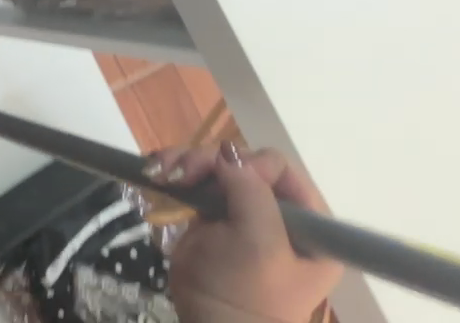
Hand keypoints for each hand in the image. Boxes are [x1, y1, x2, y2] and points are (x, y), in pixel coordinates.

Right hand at [150, 143, 342, 322]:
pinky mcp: (209, 212)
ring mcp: (240, 211)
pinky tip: (152, 175)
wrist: (213, 322)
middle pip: (238, 162)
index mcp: (307, 223)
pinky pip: (191, 177)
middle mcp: (276, 212)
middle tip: (176, 175)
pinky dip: (170, 170)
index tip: (220, 178)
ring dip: (180, 162)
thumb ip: (251, 193)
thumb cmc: (247, 288)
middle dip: (203, 161)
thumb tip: (229, 153)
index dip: (248, 165)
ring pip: (210, 165)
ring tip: (156, 174)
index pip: (281, 170)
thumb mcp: (259, 242)